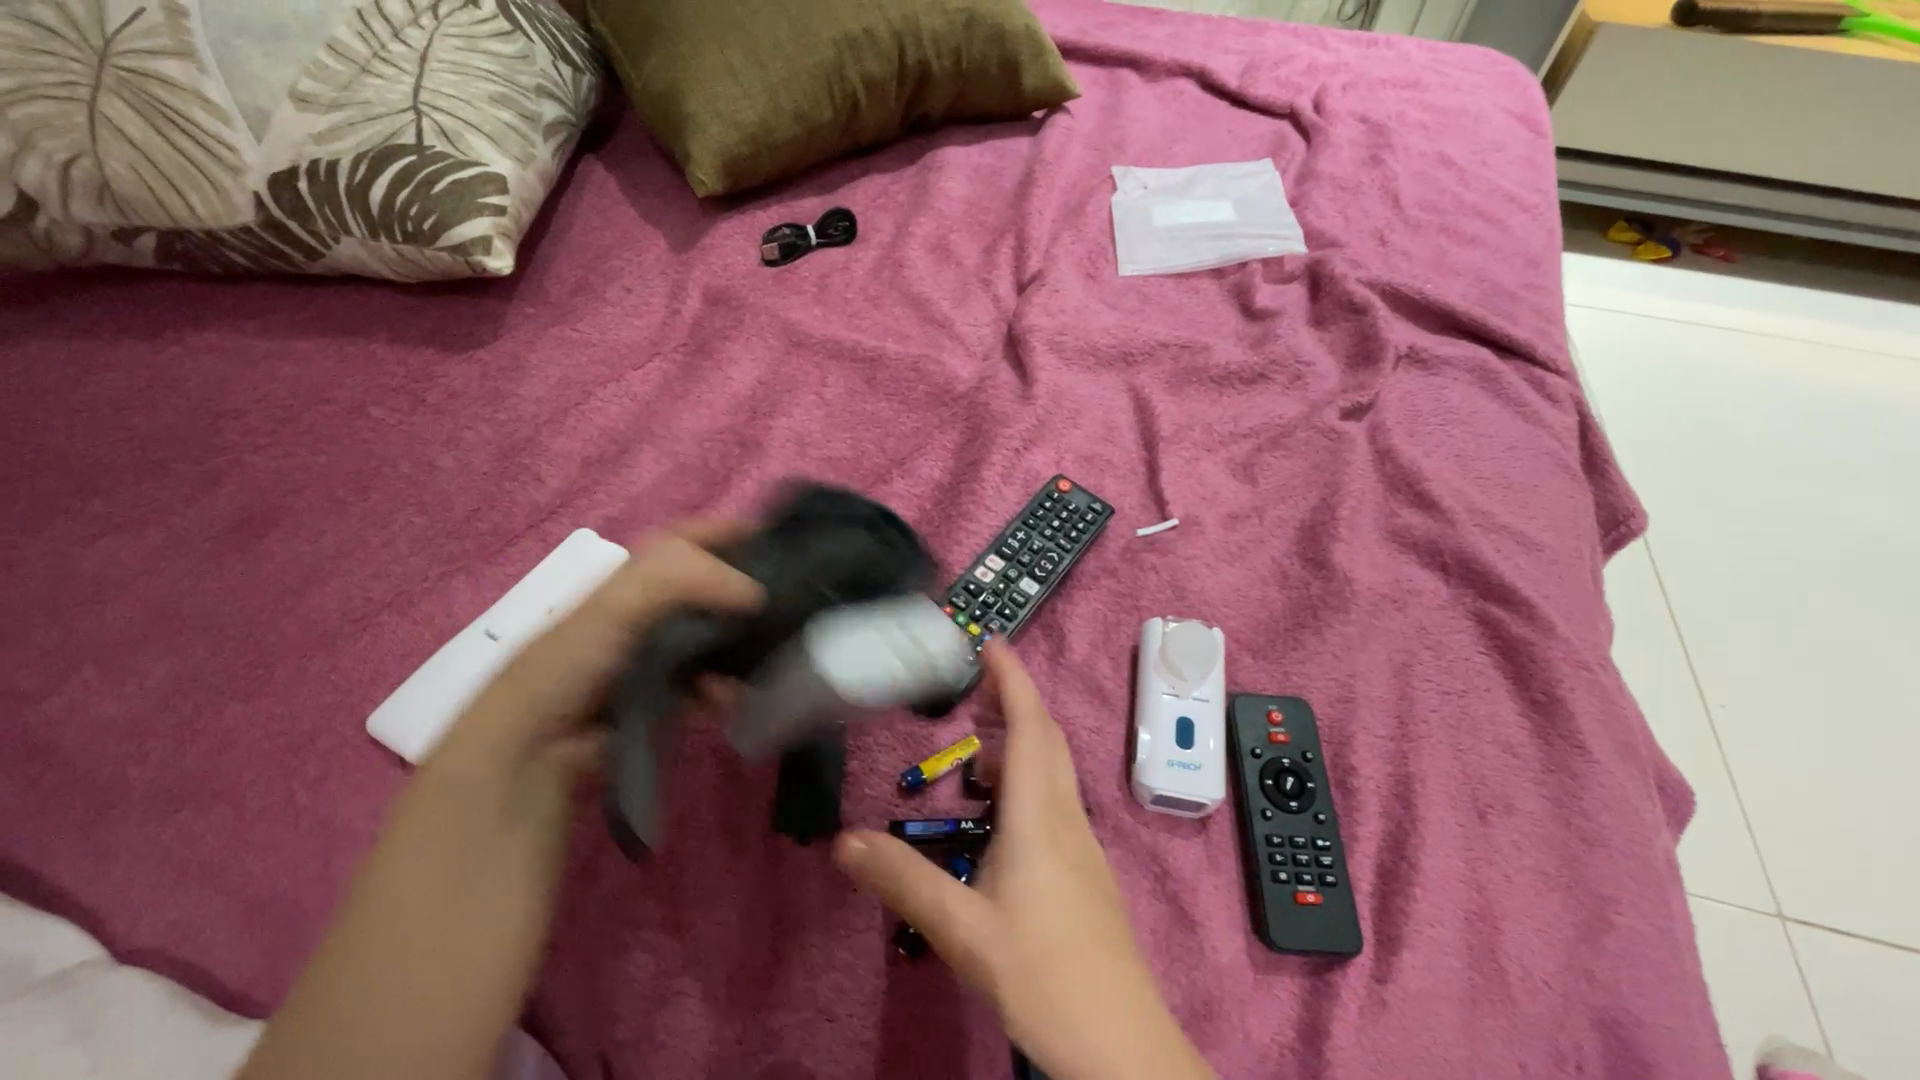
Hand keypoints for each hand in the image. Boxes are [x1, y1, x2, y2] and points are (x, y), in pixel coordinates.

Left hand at [439, 520, 764, 789]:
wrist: (531, 747)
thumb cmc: (570, 663)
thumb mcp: (618, 604)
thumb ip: (682, 579)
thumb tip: (754, 592)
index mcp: (632, 580)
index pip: (687, 540)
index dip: (726, 532)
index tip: (775, 537)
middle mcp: (648, 612)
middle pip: (709, 591)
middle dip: (747, 596)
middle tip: (791, 605)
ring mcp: (656, 657)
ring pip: (715, 641)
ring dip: (742, 650)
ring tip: (768, 663)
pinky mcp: (663, 699)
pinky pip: (708, 686)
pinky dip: (724, 690)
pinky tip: (731, 701)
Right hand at [832, 645, 1214, 1079]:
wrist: (1119, 1040)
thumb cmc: (1043, 974)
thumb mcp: (962, 930)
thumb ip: (903, 881)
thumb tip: (843, 842)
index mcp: (1041, 817)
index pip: (1033, 726)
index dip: (1014, 679)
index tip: (991, 642)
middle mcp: (1068, 820)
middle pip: (1048, 742)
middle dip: (1014, 704)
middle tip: (971, 692)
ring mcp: (1083, 848)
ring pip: (1053, 775)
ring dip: (1019, 748)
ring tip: (974, 758)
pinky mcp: (1085, 875)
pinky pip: (1055, 806)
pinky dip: (1025, 787)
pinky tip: (997, 822)